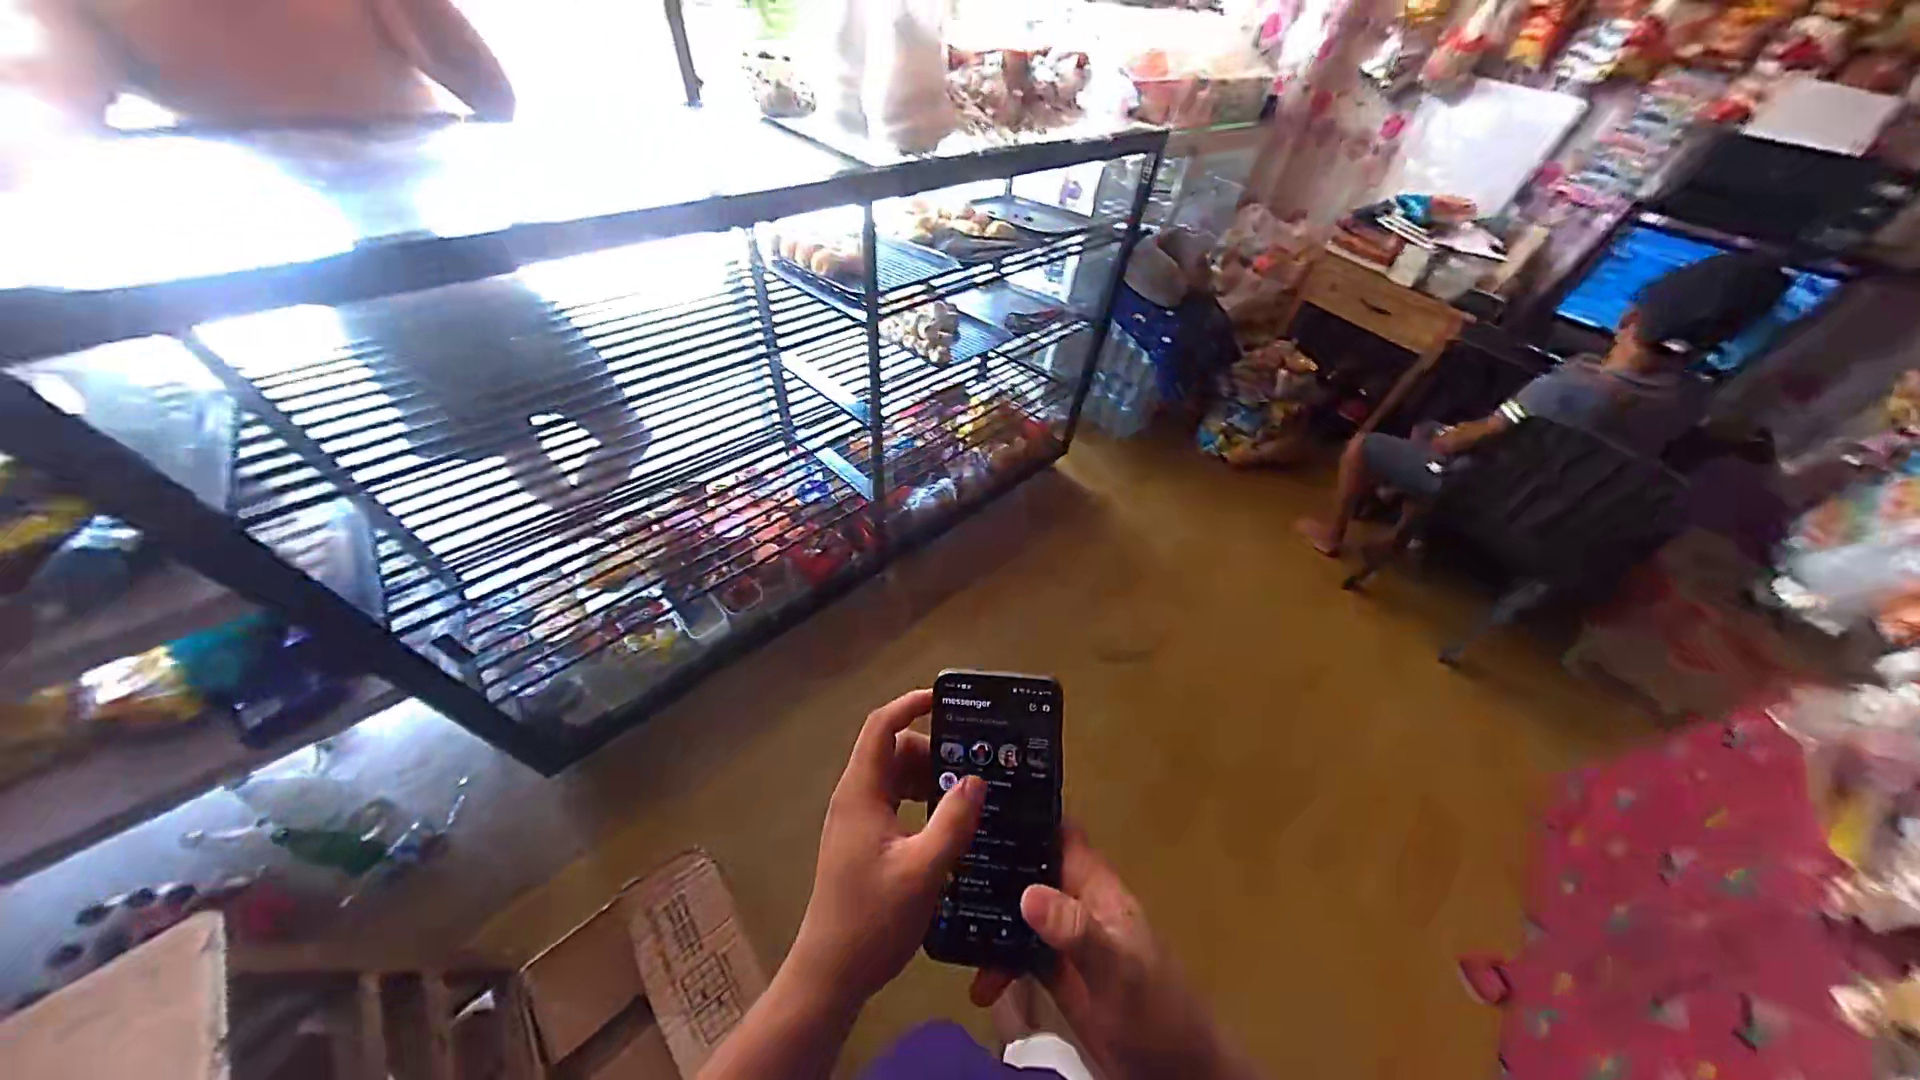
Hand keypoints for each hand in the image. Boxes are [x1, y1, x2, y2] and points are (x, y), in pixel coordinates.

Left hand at [787, 689, 986, 1009]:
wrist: (831, 973)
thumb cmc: (872, 920)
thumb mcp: (923, 870)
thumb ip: (952, 821)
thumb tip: (975, 778)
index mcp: (861, 793)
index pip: (881, 727)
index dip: (909, 705)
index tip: (944, 700)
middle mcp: (855, 797)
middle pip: (893, 751)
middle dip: (931, 750)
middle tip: (971, 763)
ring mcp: (857, 819)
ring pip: (896, 777)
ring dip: (928, 777)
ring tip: (966, 791)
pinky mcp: (864, 839)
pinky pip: (895, 801)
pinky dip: (921, 799)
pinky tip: (948, 819)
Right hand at [970, 824, 1259, 1079]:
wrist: (1175, 1073)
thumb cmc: (1156, 1010)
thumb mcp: (1116, 967)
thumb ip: (1076, 929)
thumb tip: (1026, 894)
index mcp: (1093, 884)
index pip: (1058, 831)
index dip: (1027, 813)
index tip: (980, 806)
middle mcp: (1074, 900)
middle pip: (1029, 866)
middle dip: (993, 863)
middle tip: (946, 863)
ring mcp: (1062, 936)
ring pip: (1017, 908)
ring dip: (988, 915)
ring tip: (949, 924)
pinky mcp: (1054, 971)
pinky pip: (1016, 950)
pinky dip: (996, 959)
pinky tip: (978, 982)